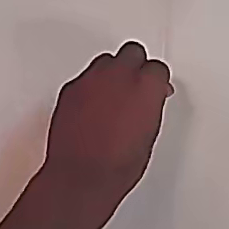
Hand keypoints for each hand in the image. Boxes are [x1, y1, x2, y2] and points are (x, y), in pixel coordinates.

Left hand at [34, 41, 172, 228]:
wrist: (82, 176)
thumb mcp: (149, 135)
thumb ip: (149, 108)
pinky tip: (94, 106)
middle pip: (132, 52)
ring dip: (112, 73)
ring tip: (114, 95)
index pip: (157, 68)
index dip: (157, 80)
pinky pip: (85, 78)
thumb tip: (147, 105)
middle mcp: (119, 75)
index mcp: (147, 87)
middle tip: (137, 82)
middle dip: (137, 65)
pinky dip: (91, 87)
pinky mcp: (70, 88)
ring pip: (106, 61)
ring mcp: (92, 80)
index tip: (156, 88)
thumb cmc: (116, 165)